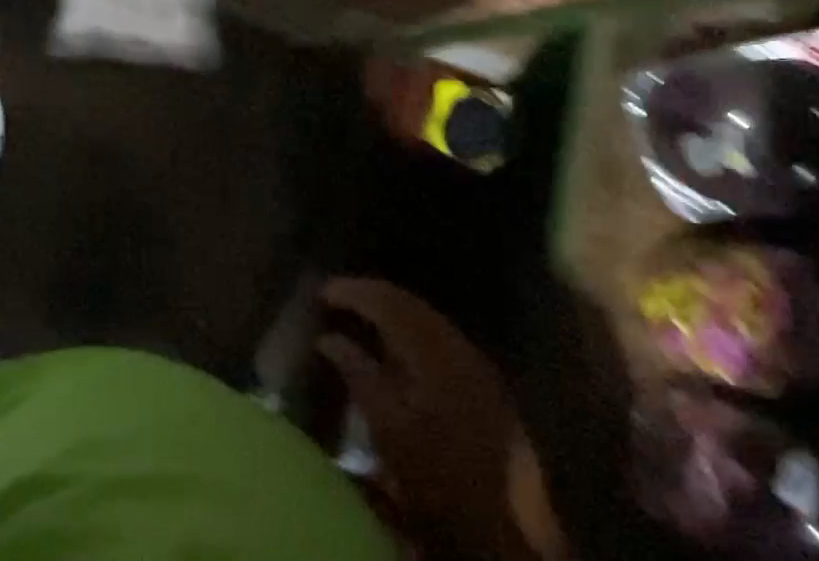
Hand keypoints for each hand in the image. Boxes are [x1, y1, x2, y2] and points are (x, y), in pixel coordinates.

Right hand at [318, 279, 563, 560]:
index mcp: (436, 355)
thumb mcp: (386, 427)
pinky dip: (409, 329)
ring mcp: (477, 366)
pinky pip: (438, 337)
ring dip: (391, 310)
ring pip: (428, 319)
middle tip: (335, 296)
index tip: (321, 292)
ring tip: (358, 314)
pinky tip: (391, 343)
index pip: (390, 304)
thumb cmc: (434, 477)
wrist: (498, 526)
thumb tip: (328, 338)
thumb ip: (357, 373)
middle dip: (372, 295)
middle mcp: (461, 350)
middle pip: (412, 305)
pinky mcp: (483, 384)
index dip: (354, 292)